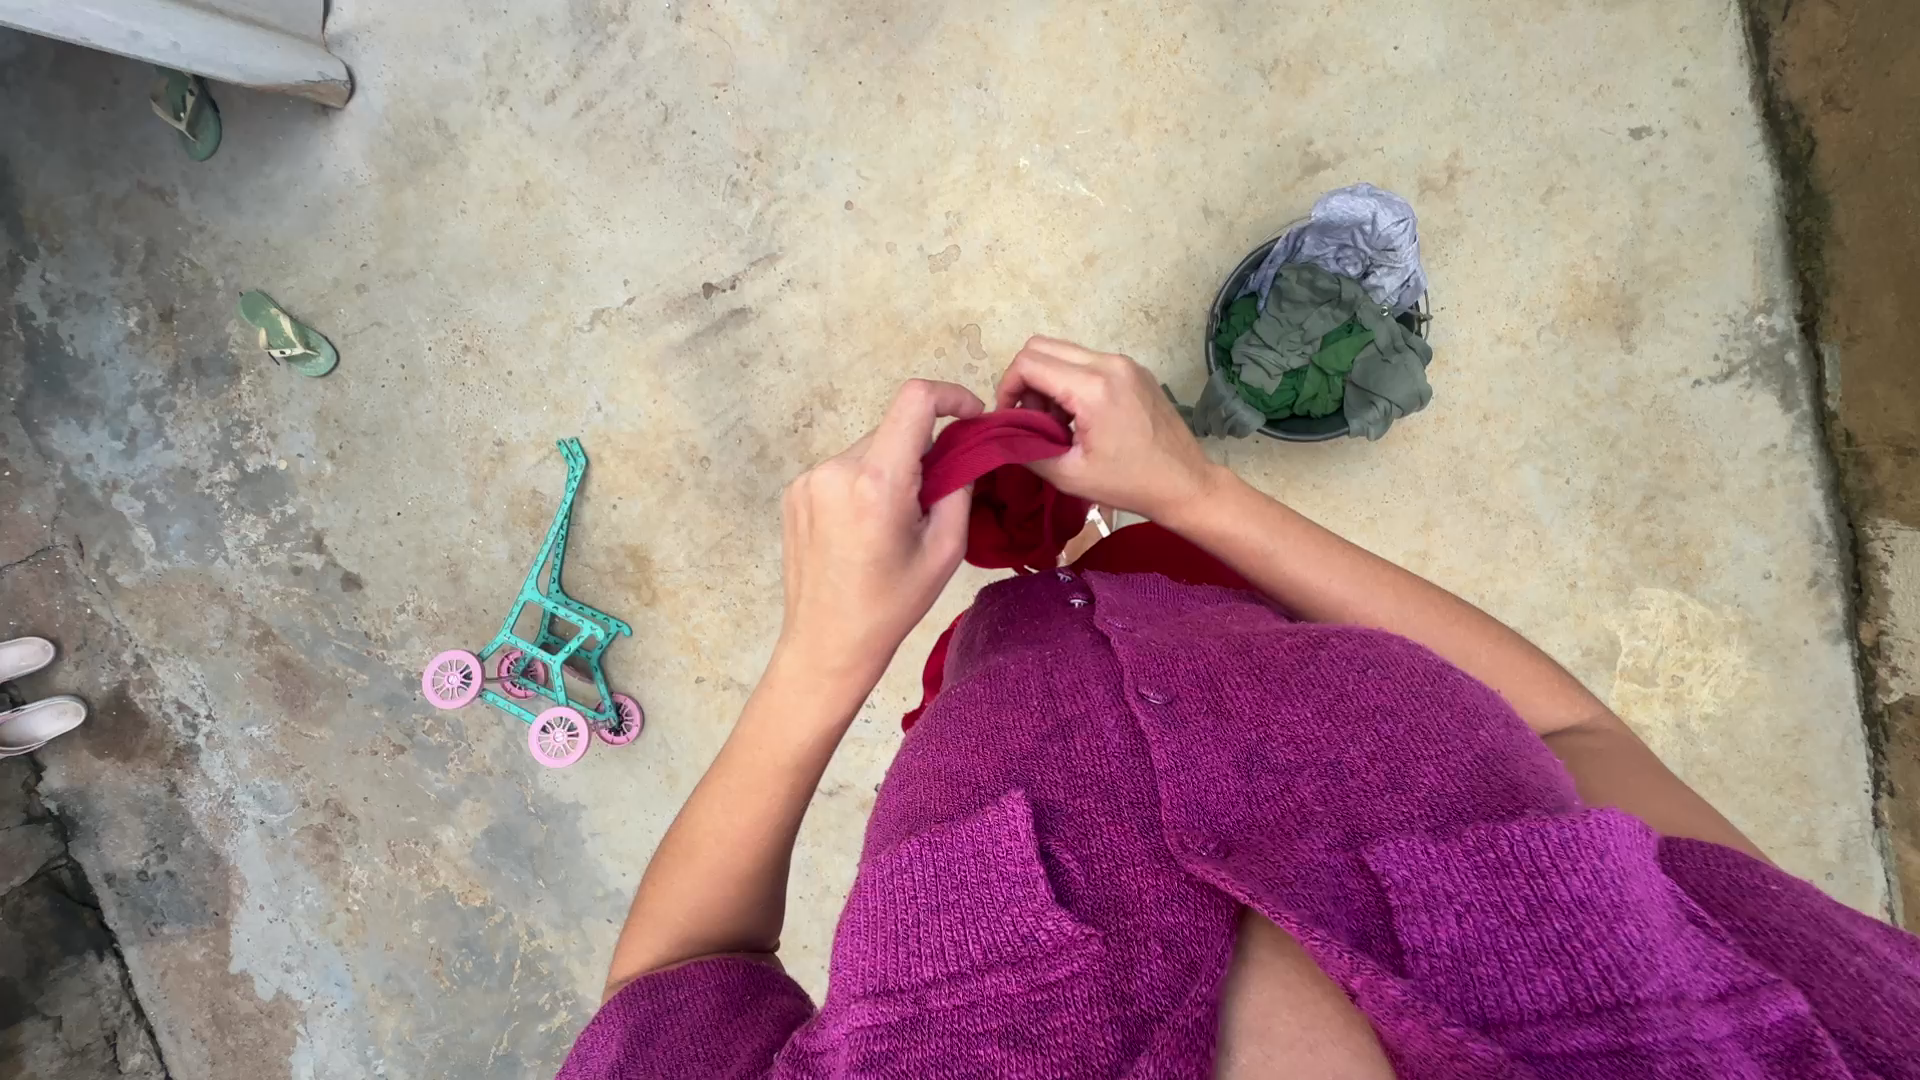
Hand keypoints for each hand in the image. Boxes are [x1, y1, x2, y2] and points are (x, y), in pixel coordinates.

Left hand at [774, 379, 983, 692]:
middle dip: (923, 450)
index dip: (952, 397)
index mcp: (877, 481)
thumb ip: (960, 487)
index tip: (971, 418)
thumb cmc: (891, 605)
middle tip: (937, 495)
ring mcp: (809, 479)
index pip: (916, 400)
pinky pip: (843, 468)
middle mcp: (836, 469)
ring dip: (892, 467)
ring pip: (868, 449)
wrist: (826, 643)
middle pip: (894, 429)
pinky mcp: (795, 492)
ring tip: (895, 520)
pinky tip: (865, 526)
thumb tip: (964, 450)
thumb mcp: (945, 550)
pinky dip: (864, 482)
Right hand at [995, 336, 1222, 520]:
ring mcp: (1125, 363)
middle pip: (1042, 347)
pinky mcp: (1134, 370)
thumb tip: (999, 436)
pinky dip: (1070, 382)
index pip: (1028, 363)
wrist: (1185, 483)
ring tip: (1055, 423)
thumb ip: (1026, 450)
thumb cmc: (1128, 483)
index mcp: (1092, 387)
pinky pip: (1087, 362)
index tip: (1009, 419)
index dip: (1007, 388)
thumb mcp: (1068, 475)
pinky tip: (1079, 418)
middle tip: (1030, 419)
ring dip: (1047, 382)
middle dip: (1025, 381)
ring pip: (1064, 352)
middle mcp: (1109, 363)